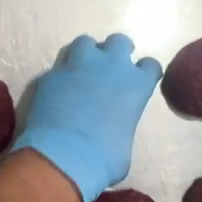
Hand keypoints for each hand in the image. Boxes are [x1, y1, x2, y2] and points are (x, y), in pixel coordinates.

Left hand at [12, 34, 162, 201]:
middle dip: (116, 52)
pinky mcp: (51, 73)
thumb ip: (122, 125)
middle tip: (109, 68)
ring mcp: (78, 65)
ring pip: (85, 42)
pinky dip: (61, 74)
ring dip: (86, 54)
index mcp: (136, 85)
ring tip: (81, 70)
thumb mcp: (124, 143)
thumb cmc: (103, 159)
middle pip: (119, 42)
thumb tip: (112, 131)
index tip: (138, 80)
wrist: (63, 156)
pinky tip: (57, 89)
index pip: (150, 65)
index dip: (144, 72)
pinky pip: (59, 65)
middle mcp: (110, 66)